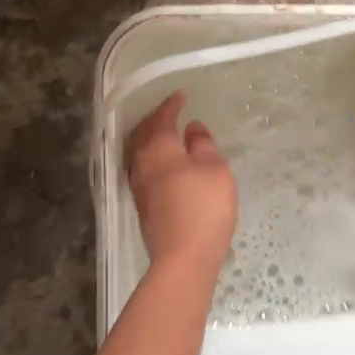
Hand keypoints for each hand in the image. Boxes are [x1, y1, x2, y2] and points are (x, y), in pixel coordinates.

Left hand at [129, 94, 236, 270]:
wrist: (183, 258)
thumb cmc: (204, 207)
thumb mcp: (215, 169)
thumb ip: (203, 144)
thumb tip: (192, 127)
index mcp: (159, 149)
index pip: (161, 119)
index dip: (170, 106)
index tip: (180, 96)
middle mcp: (142, 164)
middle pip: (143, 134)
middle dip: (155, 120)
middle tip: (169, 111)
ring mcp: (139, 187)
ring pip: (139, 152)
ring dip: (150, 139)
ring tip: (165, 134)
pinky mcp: (143, 206)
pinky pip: (142, 169)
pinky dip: (151, 157)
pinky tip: (163, 164)